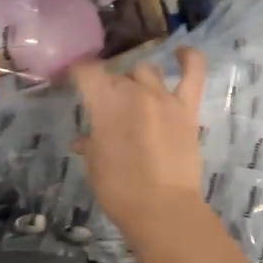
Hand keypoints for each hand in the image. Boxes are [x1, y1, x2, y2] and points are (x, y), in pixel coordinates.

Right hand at [72, 47, 208, 239]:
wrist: (161, 209)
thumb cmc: (118, 190)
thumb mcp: (94, 166)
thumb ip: (90, 144)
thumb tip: (83, 140)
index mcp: (105, 104)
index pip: (86, 72)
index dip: (75, 73)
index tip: (70, 82)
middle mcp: (134, 92)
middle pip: (116, 76)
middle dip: (106, 88)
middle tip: (103, 109)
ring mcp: (164, 98)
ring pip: (146, 71)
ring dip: (136, 81)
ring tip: (132, 97)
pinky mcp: (187, 109)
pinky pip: (193, 73)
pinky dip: (188, 58)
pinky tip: (181, 53)